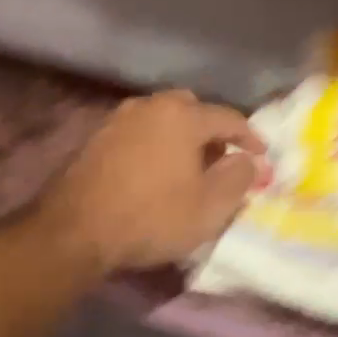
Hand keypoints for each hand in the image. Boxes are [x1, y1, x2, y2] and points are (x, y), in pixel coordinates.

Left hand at [38, 90, 265, 271]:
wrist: (76, 231)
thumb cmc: (152, 217)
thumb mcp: (210, 207)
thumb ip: (238, 177)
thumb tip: (248, 160)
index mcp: (181, 115)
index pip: (227, 117)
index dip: (250, 137)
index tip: (261, 156)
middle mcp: (148, 106)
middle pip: (189, 109)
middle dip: (210, 130)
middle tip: (221, 158)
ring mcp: (116, 120)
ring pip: (159, 120)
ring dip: (178, 138)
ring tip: (187, 167)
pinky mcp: (94, 140)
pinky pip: (136, 135)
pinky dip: (152, 147)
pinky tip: (154, 173)